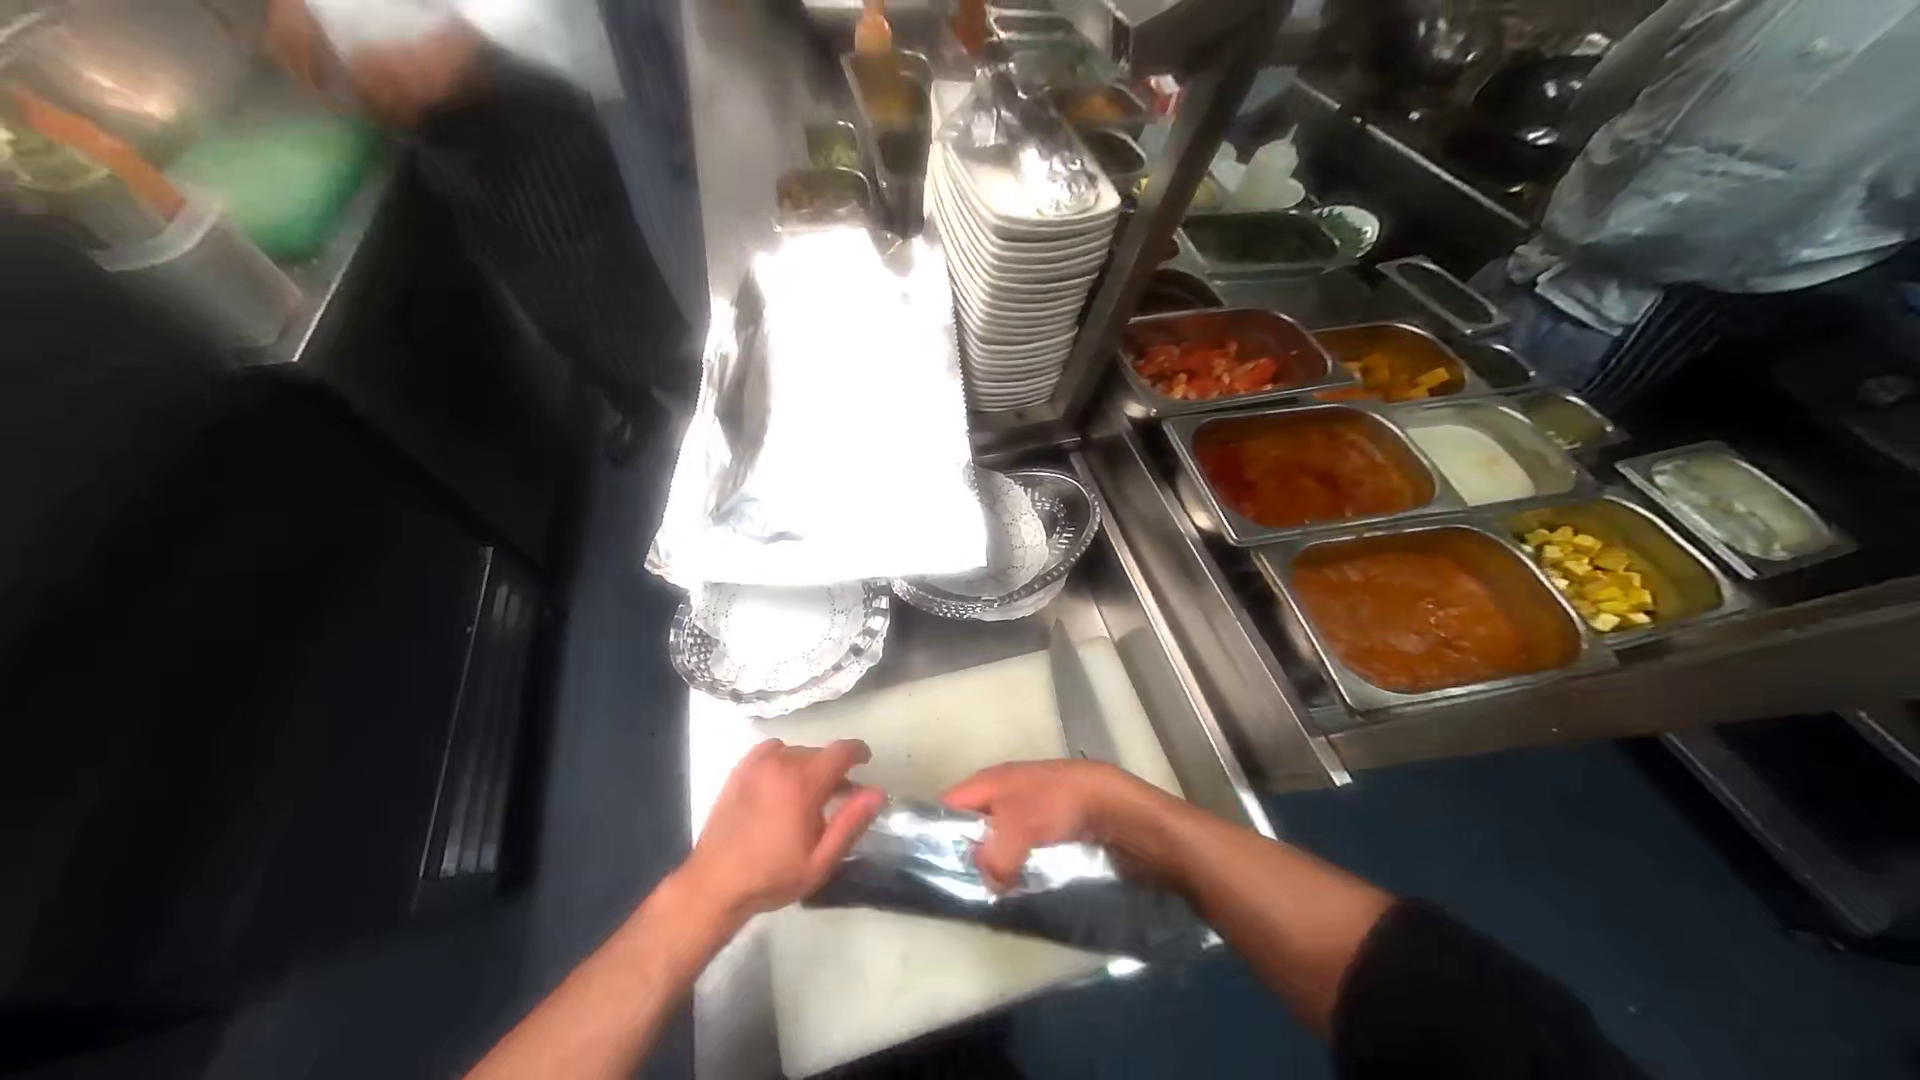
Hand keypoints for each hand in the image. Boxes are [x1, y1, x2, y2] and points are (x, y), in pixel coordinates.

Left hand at [681, 739, 885, 921]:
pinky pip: (771, 751)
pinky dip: (782, 759)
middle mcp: (781, 763)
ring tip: (805, 796)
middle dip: (832, 771)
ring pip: (796, 752)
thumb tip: (877, 793)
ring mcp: (756, 765)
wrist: (714, 885)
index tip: (865, 762)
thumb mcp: (820, 859)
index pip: (841, 751)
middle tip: (836, 798)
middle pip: (819, 753)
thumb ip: (851, 822)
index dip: (858, 752)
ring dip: (807, 767)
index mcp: (803, 782)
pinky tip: (780, 784)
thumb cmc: (772, 876)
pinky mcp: (739, 771)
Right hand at [943, 760, 1168, 888]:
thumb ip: (993, 860)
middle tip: (968, 886)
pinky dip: (1018, 862)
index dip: (935, 833)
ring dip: (996, 862)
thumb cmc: (1053, 804)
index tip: (933, 868)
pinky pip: (1018, 845)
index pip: (945, 806)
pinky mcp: (1043, 822)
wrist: (1106, 798)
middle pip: (969, 825)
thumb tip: (990, 884)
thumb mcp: (1015, 830)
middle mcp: (999, 790)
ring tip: (996, 890)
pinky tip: (1022, 881)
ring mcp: (1022, 805)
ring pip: (995, 838)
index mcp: (985, 782)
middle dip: (968, 854)